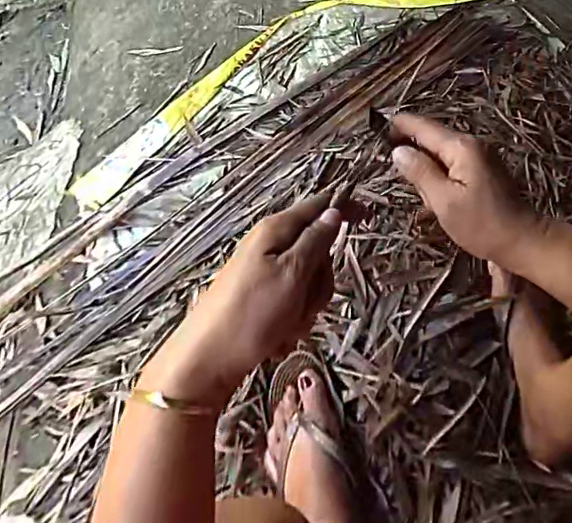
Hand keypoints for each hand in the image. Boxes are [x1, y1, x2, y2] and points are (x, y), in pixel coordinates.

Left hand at [138, 193, 345, 405]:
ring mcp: (263, 271)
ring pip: (308, 278)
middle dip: (321, 278)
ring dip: (307, 303)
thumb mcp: (292, 276)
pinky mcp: (259, 296)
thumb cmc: (250, 316)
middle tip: (307, 300)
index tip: (369, 217)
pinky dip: (292, 318)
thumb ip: (317, 241)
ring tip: (288, 323)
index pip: (319, 205)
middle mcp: (270, 244)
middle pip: (317, 248)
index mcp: (277, 230)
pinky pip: (291, 300)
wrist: (203, 365)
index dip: (345, 209)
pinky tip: (278, 336)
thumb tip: (334, 211)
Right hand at [388, 113, 544, 266]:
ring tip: (420, 193)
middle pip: (432, 139)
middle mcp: (472, 144)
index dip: (401, 125)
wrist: (522, 241)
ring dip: (426, 168)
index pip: (424, 127)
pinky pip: (453, 164)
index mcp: (461, 147)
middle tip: (396, 171)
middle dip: (413, 152)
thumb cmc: (482, 225)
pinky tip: (436, 197)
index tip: (379, 127)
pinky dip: (439, 175)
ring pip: (441, 153)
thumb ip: (420, 173)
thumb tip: (399, 151)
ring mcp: (480, 156)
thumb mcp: (444, 201)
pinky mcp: (484, 170)